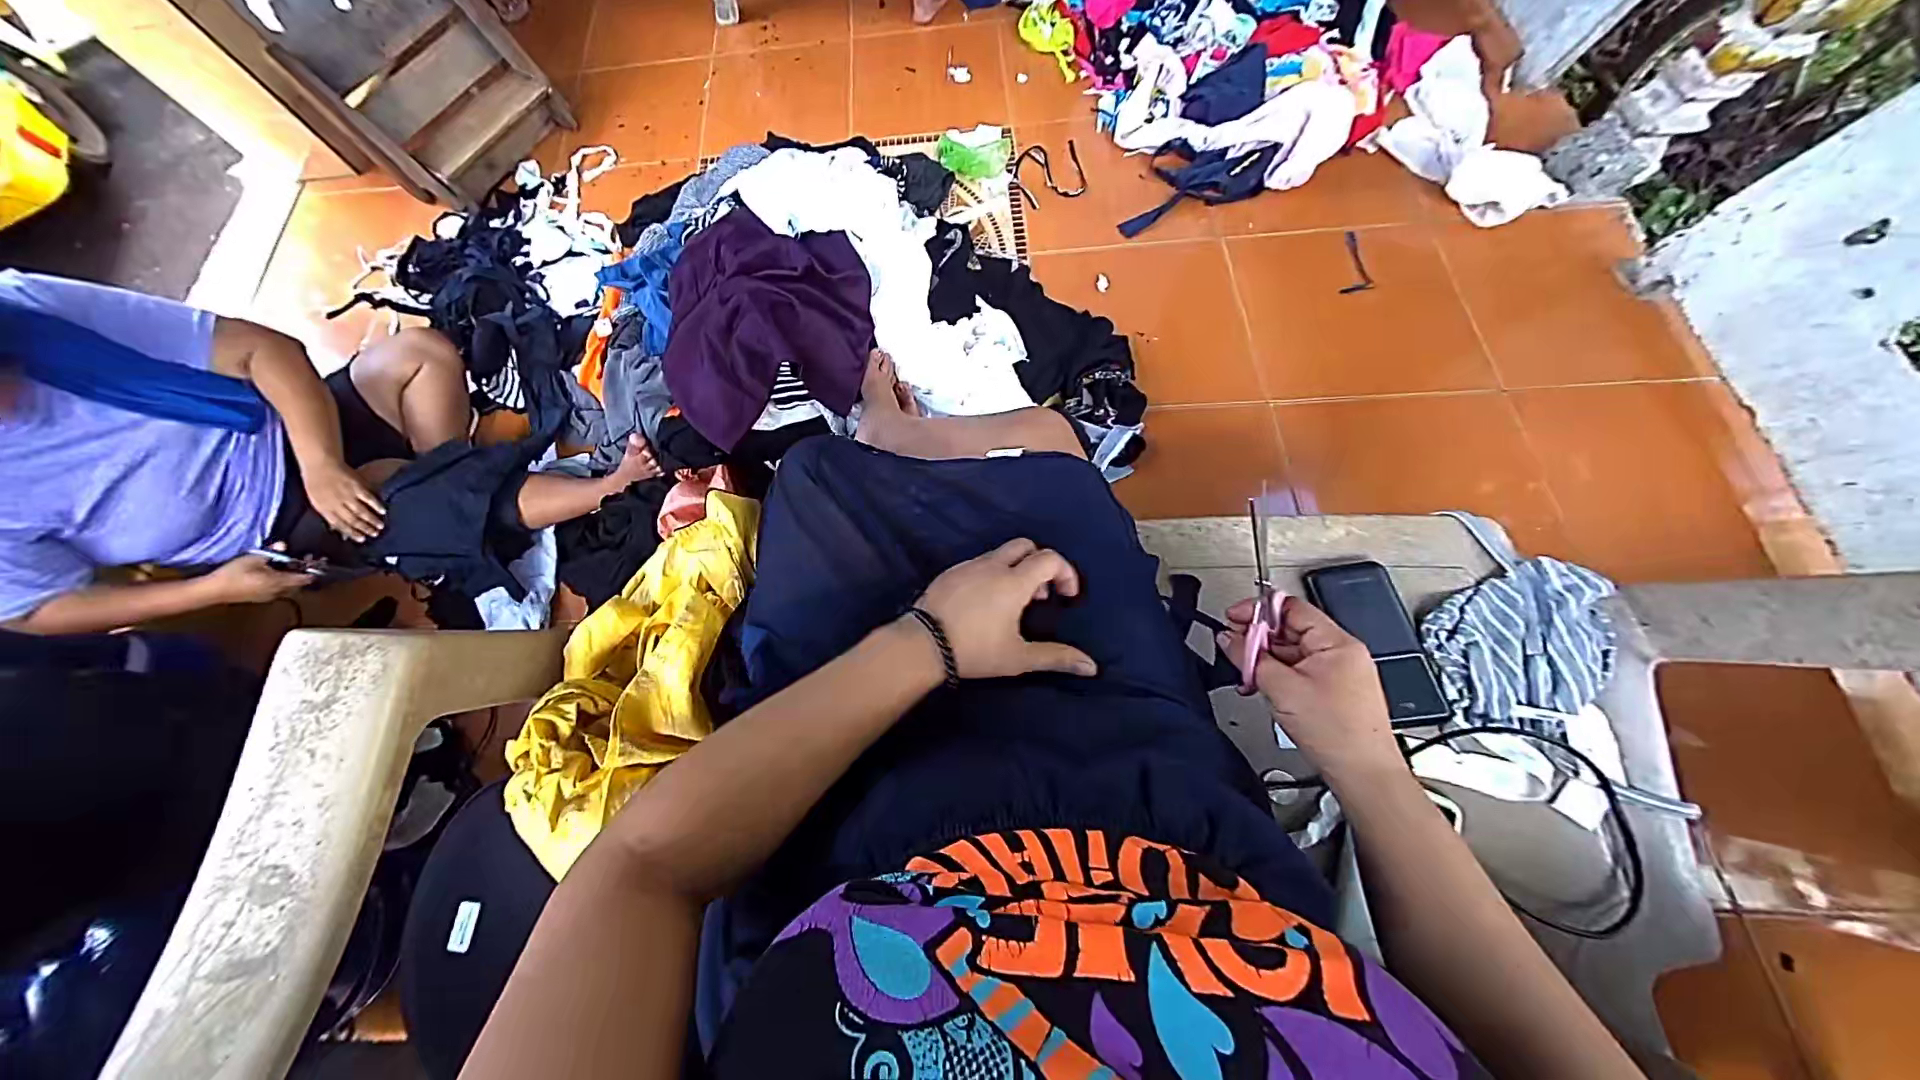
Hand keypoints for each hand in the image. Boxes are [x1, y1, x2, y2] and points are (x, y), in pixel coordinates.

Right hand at [207, 552, 314, 604]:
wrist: (211, 591)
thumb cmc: (233, 573)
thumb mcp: (252, 559)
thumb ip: (271, 552)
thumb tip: (284, 545)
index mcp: (281, 582)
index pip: (307, 578)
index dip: (314, 569)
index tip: (317, 560)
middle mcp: (280, 592)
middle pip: (300, 584)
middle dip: (304, 573)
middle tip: (303, 562)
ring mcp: (270, 597)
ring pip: (290, 588)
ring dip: (293, 579)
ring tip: (289, 568)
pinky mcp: (260, 599)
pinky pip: (279, 591)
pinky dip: (283, 583)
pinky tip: (275, 576)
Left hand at [304, 460, 385, 541]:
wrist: (320, 463)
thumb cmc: (317, 482)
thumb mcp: (316, 499)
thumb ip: (328, 512)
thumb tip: (337, 527)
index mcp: (323, 507)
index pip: (339, 524)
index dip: (351, 532)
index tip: (362, 539)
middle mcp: (336, 503)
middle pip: (353, 519)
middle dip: (364, 528)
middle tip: (375, 534)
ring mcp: (347, 495)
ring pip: (361, 511)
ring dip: (372, 520)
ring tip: (380, 525)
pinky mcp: (357, 486)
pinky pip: (368, 498)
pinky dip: (376, 505)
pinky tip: (383, 510)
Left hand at [913, 538, 1097, 678]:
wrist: (921, 645)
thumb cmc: (974, 651)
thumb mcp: (1018, 658)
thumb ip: (1056, 657)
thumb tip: (1091, 667)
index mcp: (1013, 581)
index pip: (1049, 558)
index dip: (1066, 572)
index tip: (1066, 596)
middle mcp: (992, 566)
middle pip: (1025, 545)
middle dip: (1039, 563)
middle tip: (1040, 595)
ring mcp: (968, 566)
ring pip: (1000, 554)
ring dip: (1015, 569)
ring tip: (1013, 603)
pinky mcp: (949, 573)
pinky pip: (978, 563)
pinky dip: (992, 573)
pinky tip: (984, 603)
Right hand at [1218, 594, 1402, 785]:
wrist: (1362, 773)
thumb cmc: (1339, 735)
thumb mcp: (1281, 688)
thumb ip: (1250, 657)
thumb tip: (1229, 638)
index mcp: (1337, 643)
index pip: (1292, 608)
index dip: (1259, 610)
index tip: (1235, 618)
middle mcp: (1341, 653)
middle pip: (1289, 629)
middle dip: (1258, 638)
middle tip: (1234, 648)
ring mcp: (1338, 672)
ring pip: (1290, 651)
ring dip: (1264, 659)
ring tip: (1247, 674)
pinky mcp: (1332, 689)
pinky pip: (1297, 670)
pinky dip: (1276, 675)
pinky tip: (1261, 686)